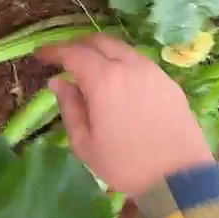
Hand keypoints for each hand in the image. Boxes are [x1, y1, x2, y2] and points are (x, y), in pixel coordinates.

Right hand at [38, 35, 213, 195]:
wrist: (178, 176)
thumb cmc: (124, 164)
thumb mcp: (84, 143)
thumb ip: (69, 108)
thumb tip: (58, 83)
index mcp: (104, 80)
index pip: (73, 53)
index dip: (54, 50)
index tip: (40, 54)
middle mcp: (129, 66)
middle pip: (99, 41)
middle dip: (77, 44)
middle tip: (63, 57)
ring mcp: (153, 71)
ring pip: (122, 49)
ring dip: (101, 52)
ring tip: (89, 69)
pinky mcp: (169, 82)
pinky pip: (139, 62)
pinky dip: (121, 63)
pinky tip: (117, 82)